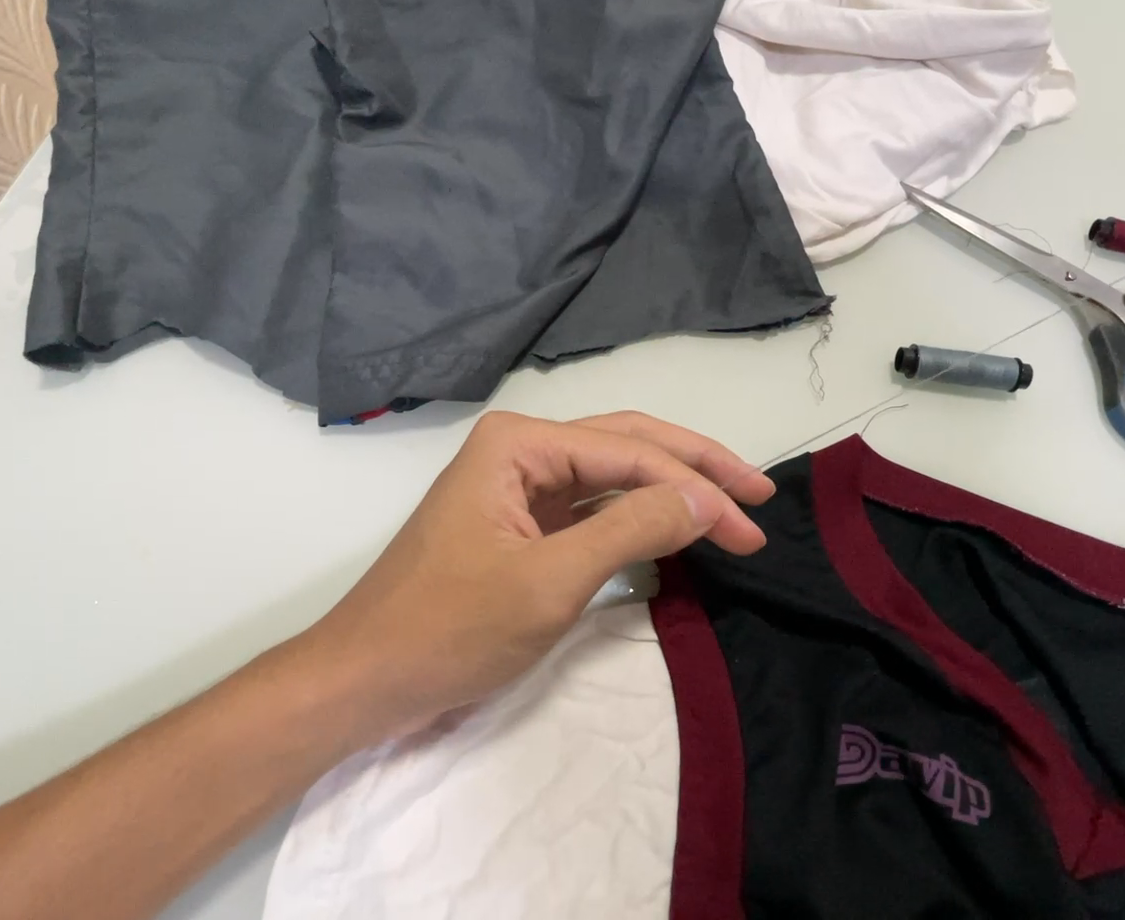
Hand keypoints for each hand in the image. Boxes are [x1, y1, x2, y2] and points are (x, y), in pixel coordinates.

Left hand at [295, 410, 772, 743]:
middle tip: (757, 496)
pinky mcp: (522, 523)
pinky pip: (592, 508)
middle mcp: (522, 449)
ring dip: (670, 491)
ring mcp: (520, 487)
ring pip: (613, 476)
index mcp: (521, 443)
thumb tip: (705, 497)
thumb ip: (633, 528)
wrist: (367, 680)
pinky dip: (637, 518)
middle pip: (627, 446)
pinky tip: (674, 527)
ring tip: (730, 509)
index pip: (630, 451)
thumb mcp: (552, 580)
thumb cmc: (450, 628)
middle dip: (694, 468)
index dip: (696, 483)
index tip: (750, 524)